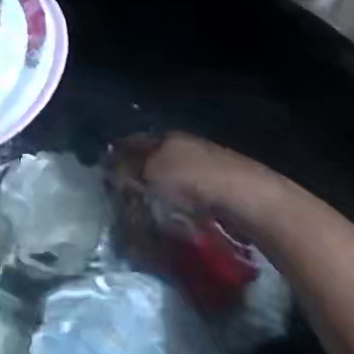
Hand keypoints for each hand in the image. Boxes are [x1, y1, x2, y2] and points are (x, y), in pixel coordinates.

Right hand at [115, 130, 291, 221]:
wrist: (252, 201)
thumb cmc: (193, 180)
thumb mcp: (149, 173)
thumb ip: (125, 171)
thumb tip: (110, 172)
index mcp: (165, 135)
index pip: (130, 141)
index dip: (114, 156)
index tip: (102, 174)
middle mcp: (187, 145)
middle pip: (152, 158)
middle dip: (136, 175)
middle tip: (121, 196)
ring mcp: (208, 166)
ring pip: (172, 177)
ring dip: (159, 191)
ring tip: (147, 211)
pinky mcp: (225, 189)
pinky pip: (190, 194)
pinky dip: (179, 204)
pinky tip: (176, 217)